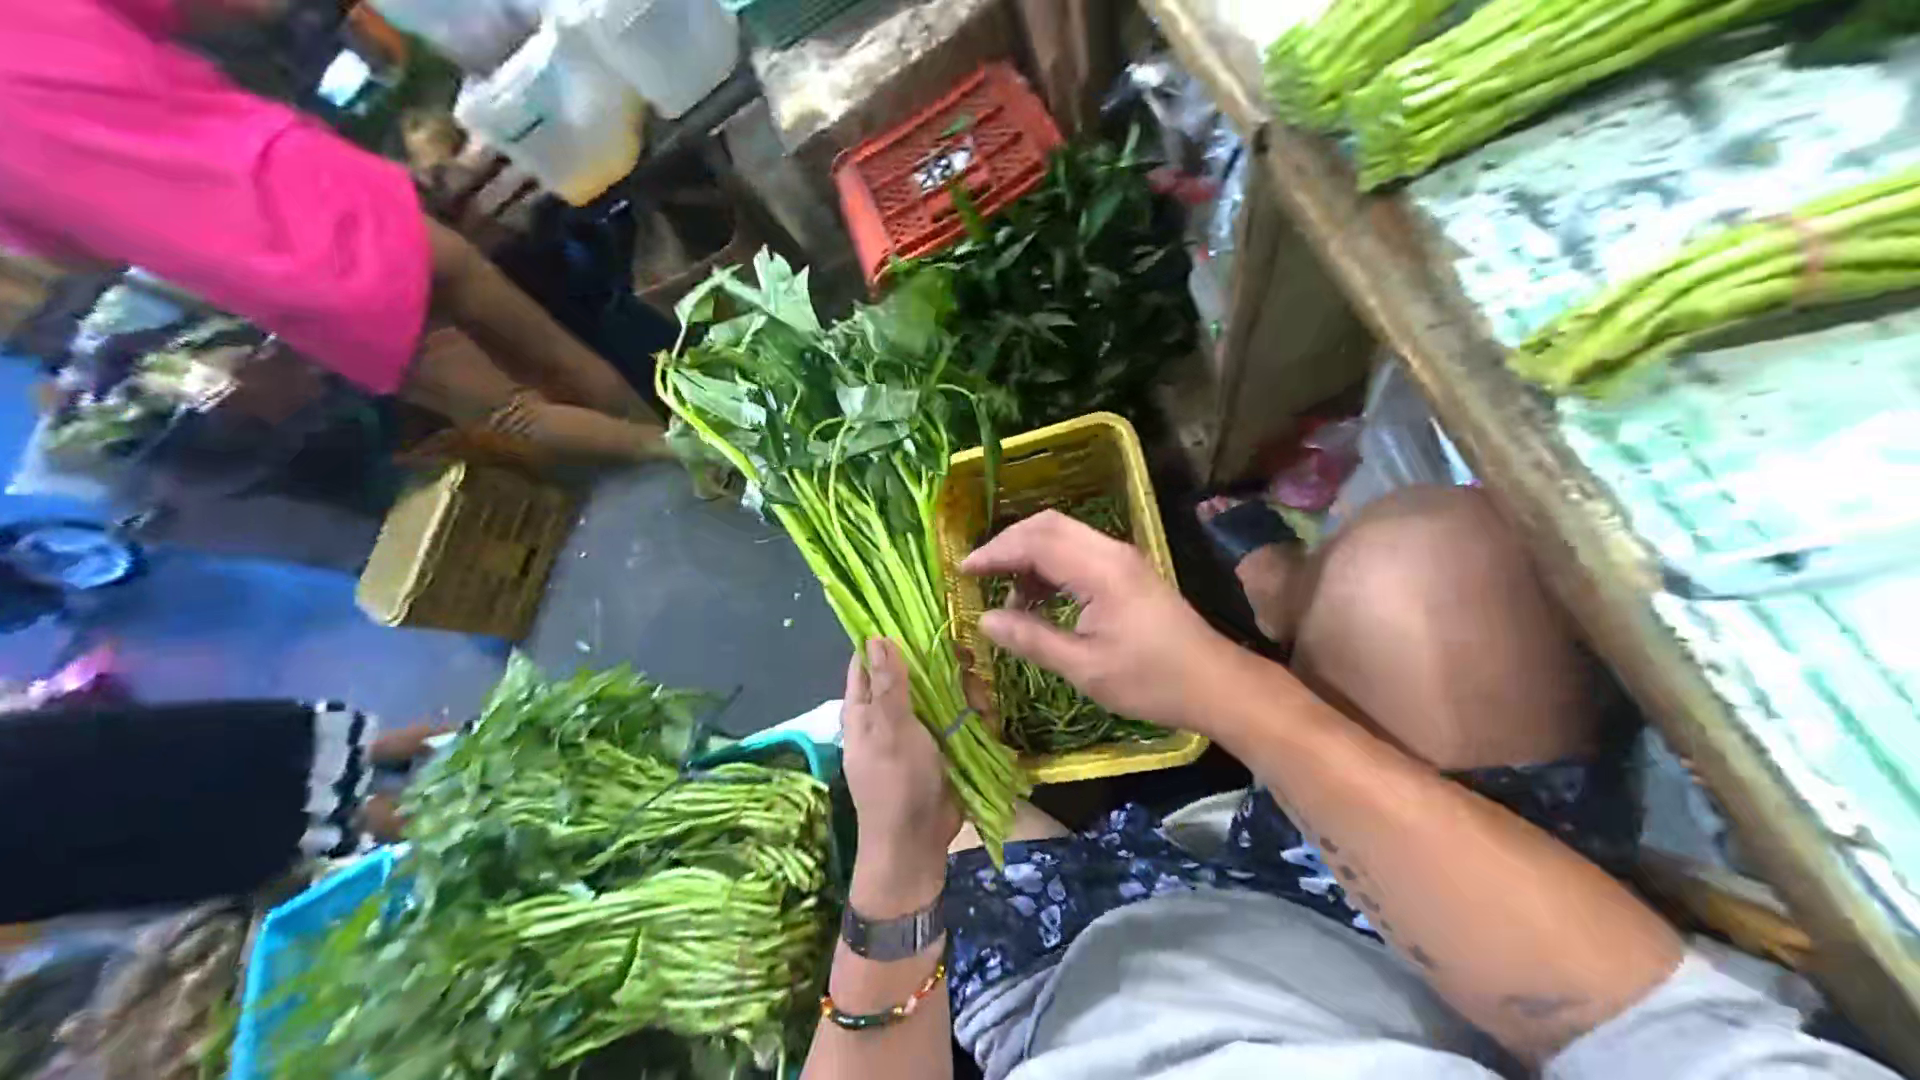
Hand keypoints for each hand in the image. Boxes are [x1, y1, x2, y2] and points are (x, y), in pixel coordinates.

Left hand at [842, 638, 961, 915]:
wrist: (919, 844)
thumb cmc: (896, 785)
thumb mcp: (891, 732)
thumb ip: (888, 686)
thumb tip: (875, 637)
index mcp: (865, 706)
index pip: (868, 657)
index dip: (887, 633)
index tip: (918, 610)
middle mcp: (890, 710)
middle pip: (914, 668)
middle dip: (939, 662)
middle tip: (964, 659)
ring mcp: (919, 724)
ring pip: (941, 688)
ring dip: (961, 689)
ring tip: (977, 699)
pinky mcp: (944, 740)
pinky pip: (958, 713)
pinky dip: (972, 712)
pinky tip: (986, 715)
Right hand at [961, 510, 1241, 734]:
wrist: (1215, 683)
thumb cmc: (1151, 680)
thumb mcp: (1084, 668)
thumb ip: (1031, 639)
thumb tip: (984, 620)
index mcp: (1100, 571)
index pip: (1035, 542)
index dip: (995, 552)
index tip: (963, 571)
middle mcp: (1111, 551)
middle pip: (1047, 526)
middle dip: (1008, 544)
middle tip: (979, 573)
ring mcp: (1121, 557)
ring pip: (1062, 535)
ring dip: (1028, 555)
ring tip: (1008, 597)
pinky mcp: (1126, 570)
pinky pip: (1077, 551)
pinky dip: (1049, 566)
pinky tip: (1039, 600)